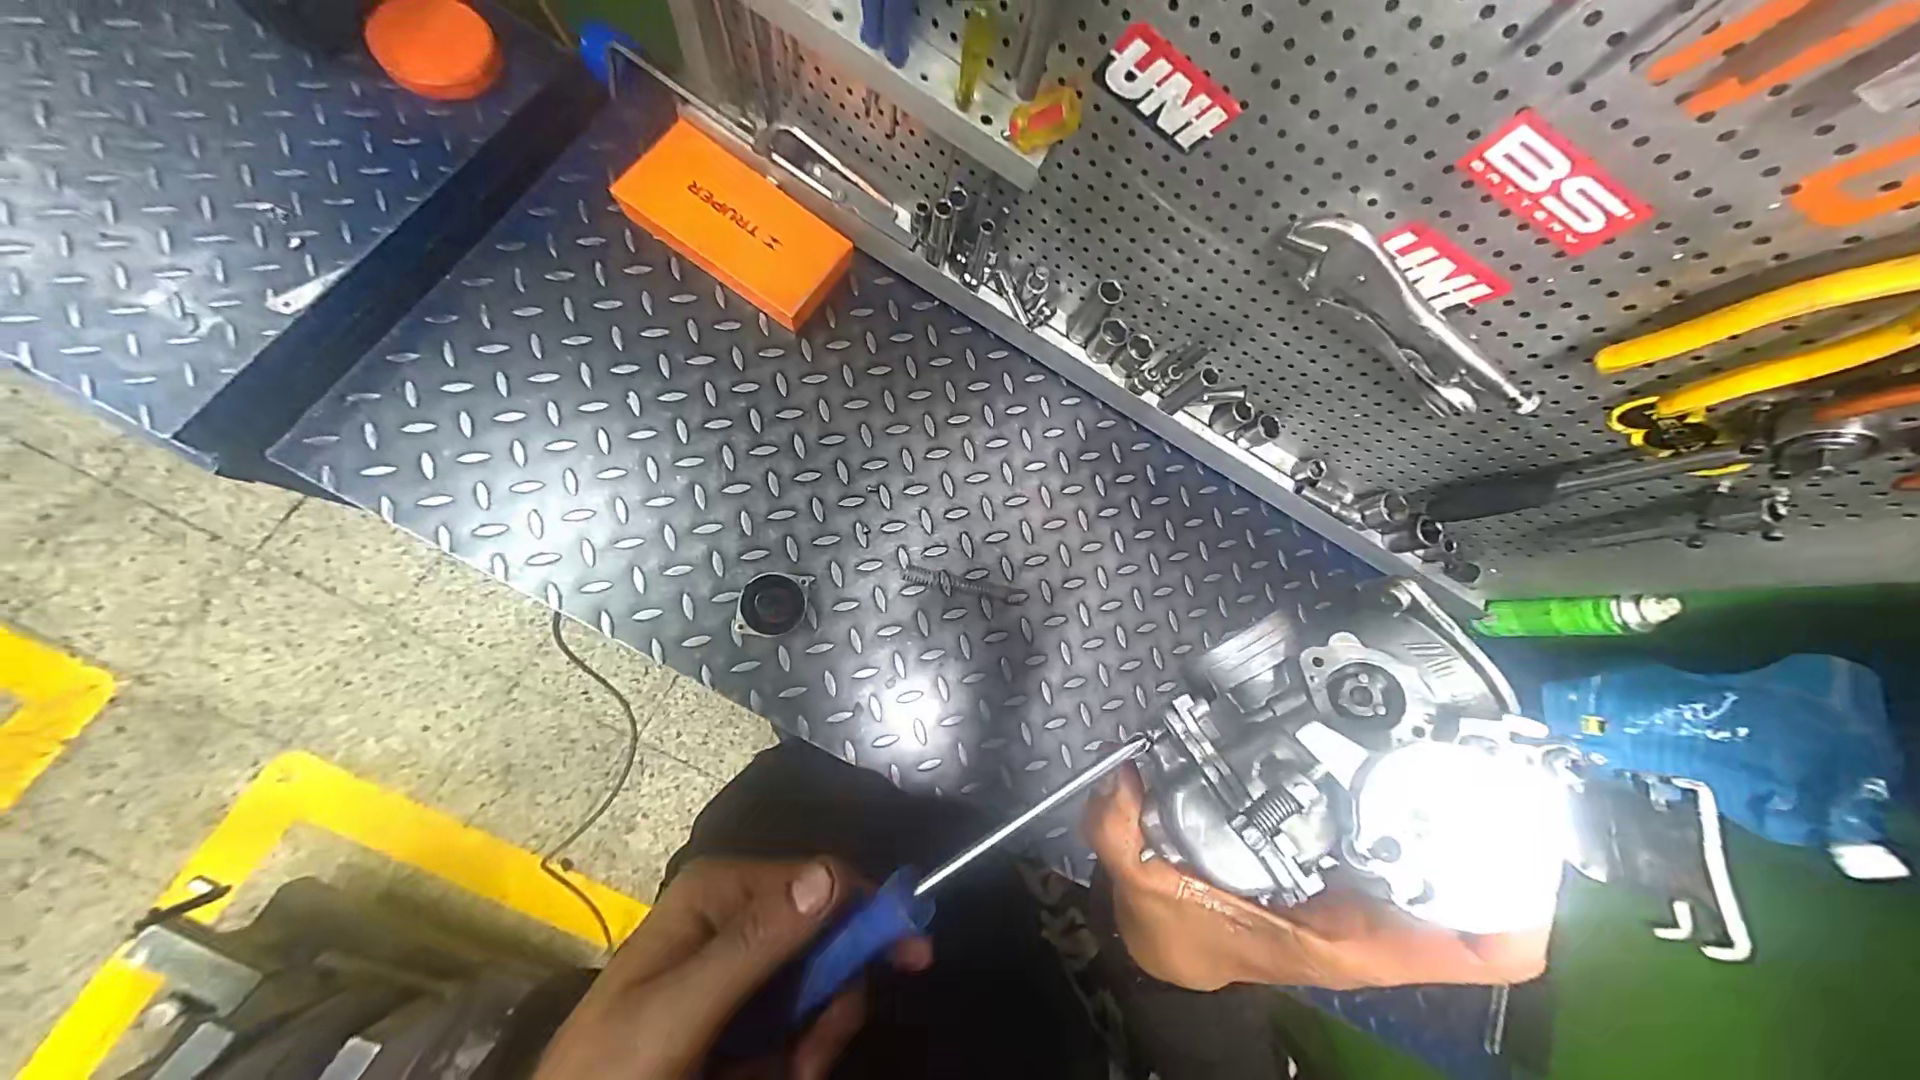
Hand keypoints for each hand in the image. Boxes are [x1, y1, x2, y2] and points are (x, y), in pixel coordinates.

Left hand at [535, 858, 931, 1079]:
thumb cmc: (614, 1073)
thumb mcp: (676, 1013)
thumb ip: (753, 944)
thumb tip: (830, 872)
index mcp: (720, 891)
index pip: (818, 878)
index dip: (868, 912)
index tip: (910, 957)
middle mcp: (740, 913)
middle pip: (830, 929)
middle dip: (837, 992)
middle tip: (819, 1054)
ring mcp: (747, 961)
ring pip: (826, 975)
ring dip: (821, 1030)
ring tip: (789, 1073)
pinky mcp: (751, 1006)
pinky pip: (806, 1013)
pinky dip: (806, 1049)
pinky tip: (778, 1074)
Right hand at [1083, 763, 1548, 990]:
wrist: (1174, 947)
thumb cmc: (1175, 935)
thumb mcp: (1139, 885)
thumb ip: (1119, 832)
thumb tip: (1124, 778)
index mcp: (1341, 940)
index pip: (1475, 948)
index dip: (1517, 898)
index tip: (1509, 829)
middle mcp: (1368, 919)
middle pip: (1481, 890)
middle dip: (1490, 826)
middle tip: (1470, 757)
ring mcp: (1358, 893)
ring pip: (1447, 861)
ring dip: (1456, 810)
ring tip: (1442, 745)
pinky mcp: (1337, 867)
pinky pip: (1399, 838)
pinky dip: (1407, 803)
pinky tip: (1380, 757)